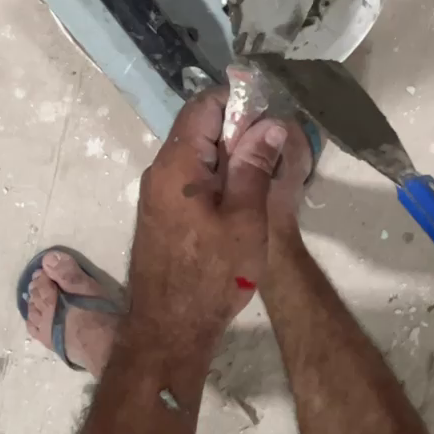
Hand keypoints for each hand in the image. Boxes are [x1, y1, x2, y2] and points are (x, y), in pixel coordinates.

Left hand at [128, 89, 290, 352]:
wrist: (168, 331)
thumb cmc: (211, 276)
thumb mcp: (245, 220)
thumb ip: (254, 167)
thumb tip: (269, 124)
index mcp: (178, 164)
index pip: (203, 105)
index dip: (238, 101)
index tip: (271, 115)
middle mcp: (160, 170)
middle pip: (200, 127)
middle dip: (239, 128)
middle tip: (275, 147)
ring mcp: (157, 192)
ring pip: (197, 152)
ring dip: (230, 154)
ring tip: (265, 172)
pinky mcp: (162, 211)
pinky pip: (191, 175)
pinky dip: (218, 174)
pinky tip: (242, 196)